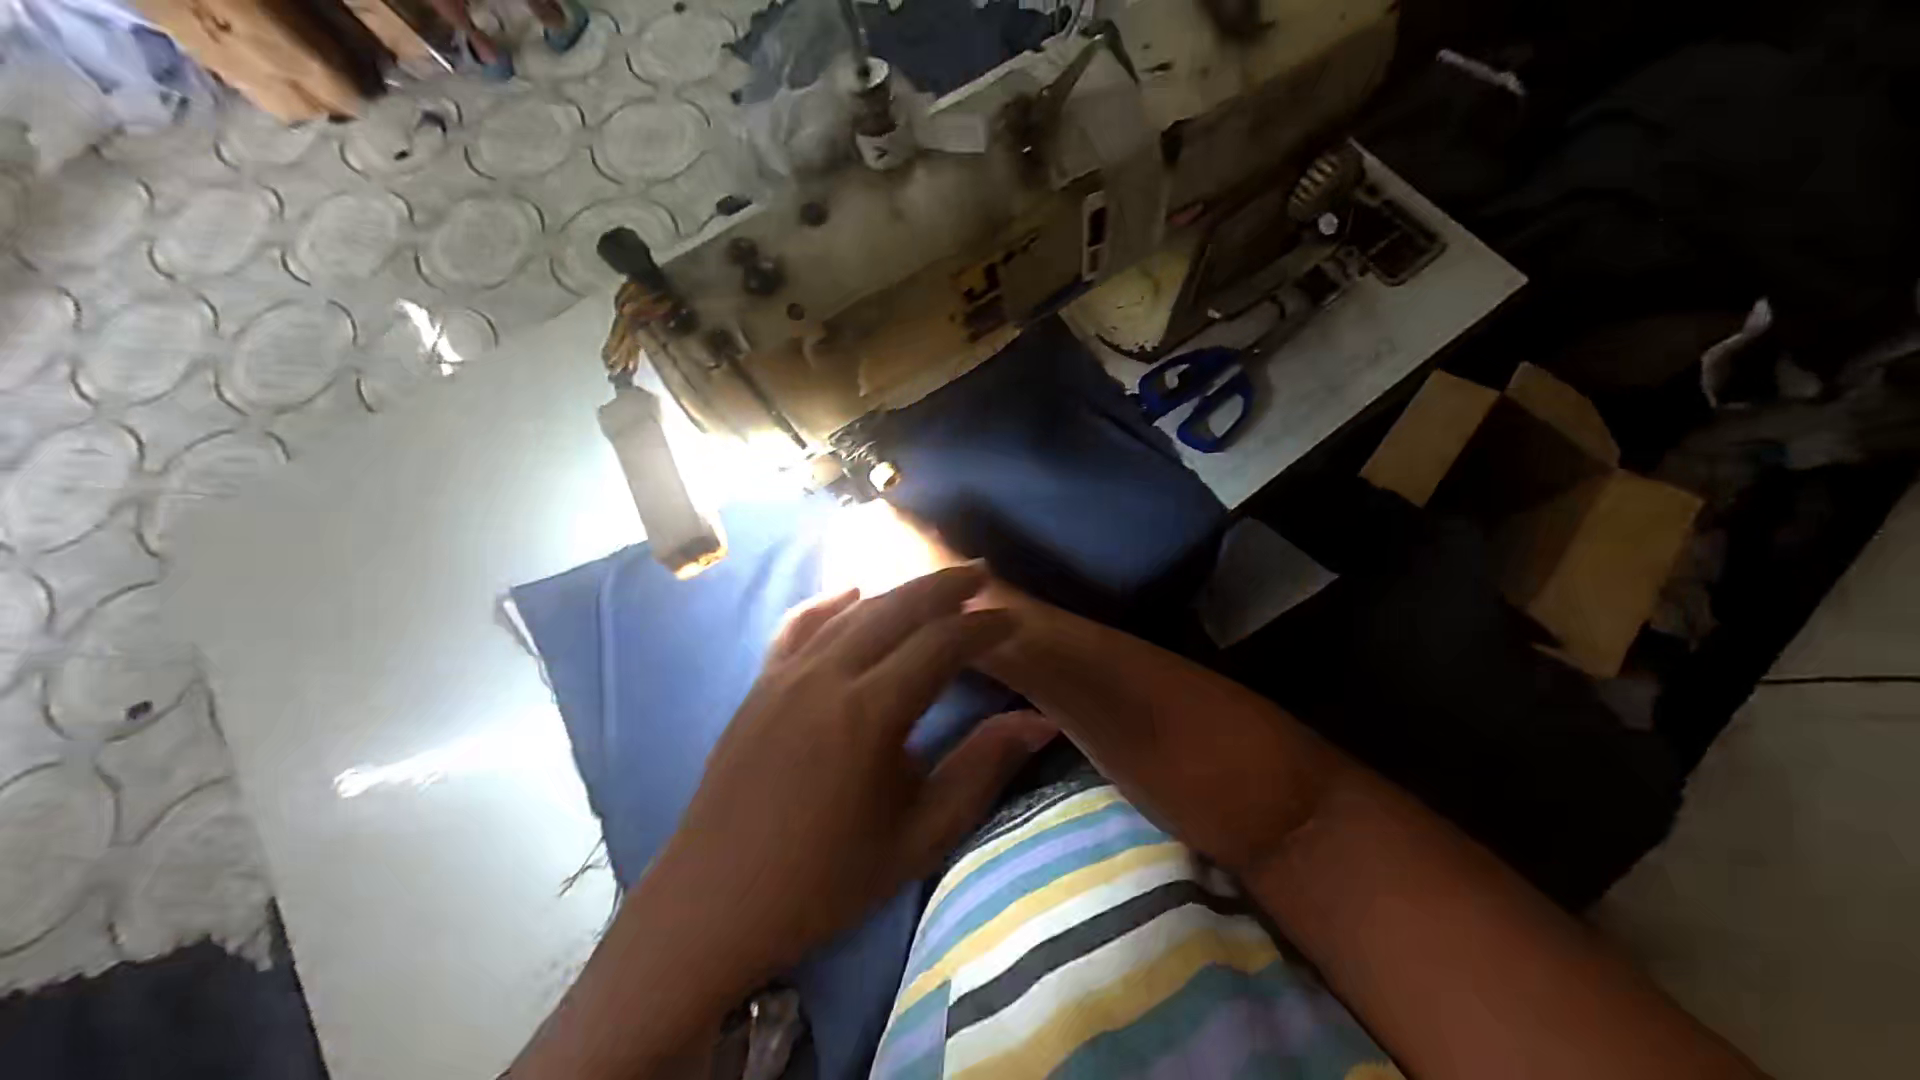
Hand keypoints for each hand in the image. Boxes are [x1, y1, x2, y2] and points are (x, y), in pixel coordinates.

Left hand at [647, 563, 1055, 985]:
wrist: (718, 901)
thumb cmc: (828, 878)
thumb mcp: (921, 834)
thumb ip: (982, 768)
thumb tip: (1040, 720)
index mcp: (871, 712)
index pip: (940, 644)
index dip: (981, 627)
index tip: (1012, 619)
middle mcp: (827, 676)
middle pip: (896, 609)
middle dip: (943, 586)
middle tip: (980, 572)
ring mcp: (785, 675)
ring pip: (850, 610)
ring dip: (897, 590)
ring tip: (933, 582)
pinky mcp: (759, 684)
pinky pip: (798, 625)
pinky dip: (829, 602)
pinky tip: (849, 593)